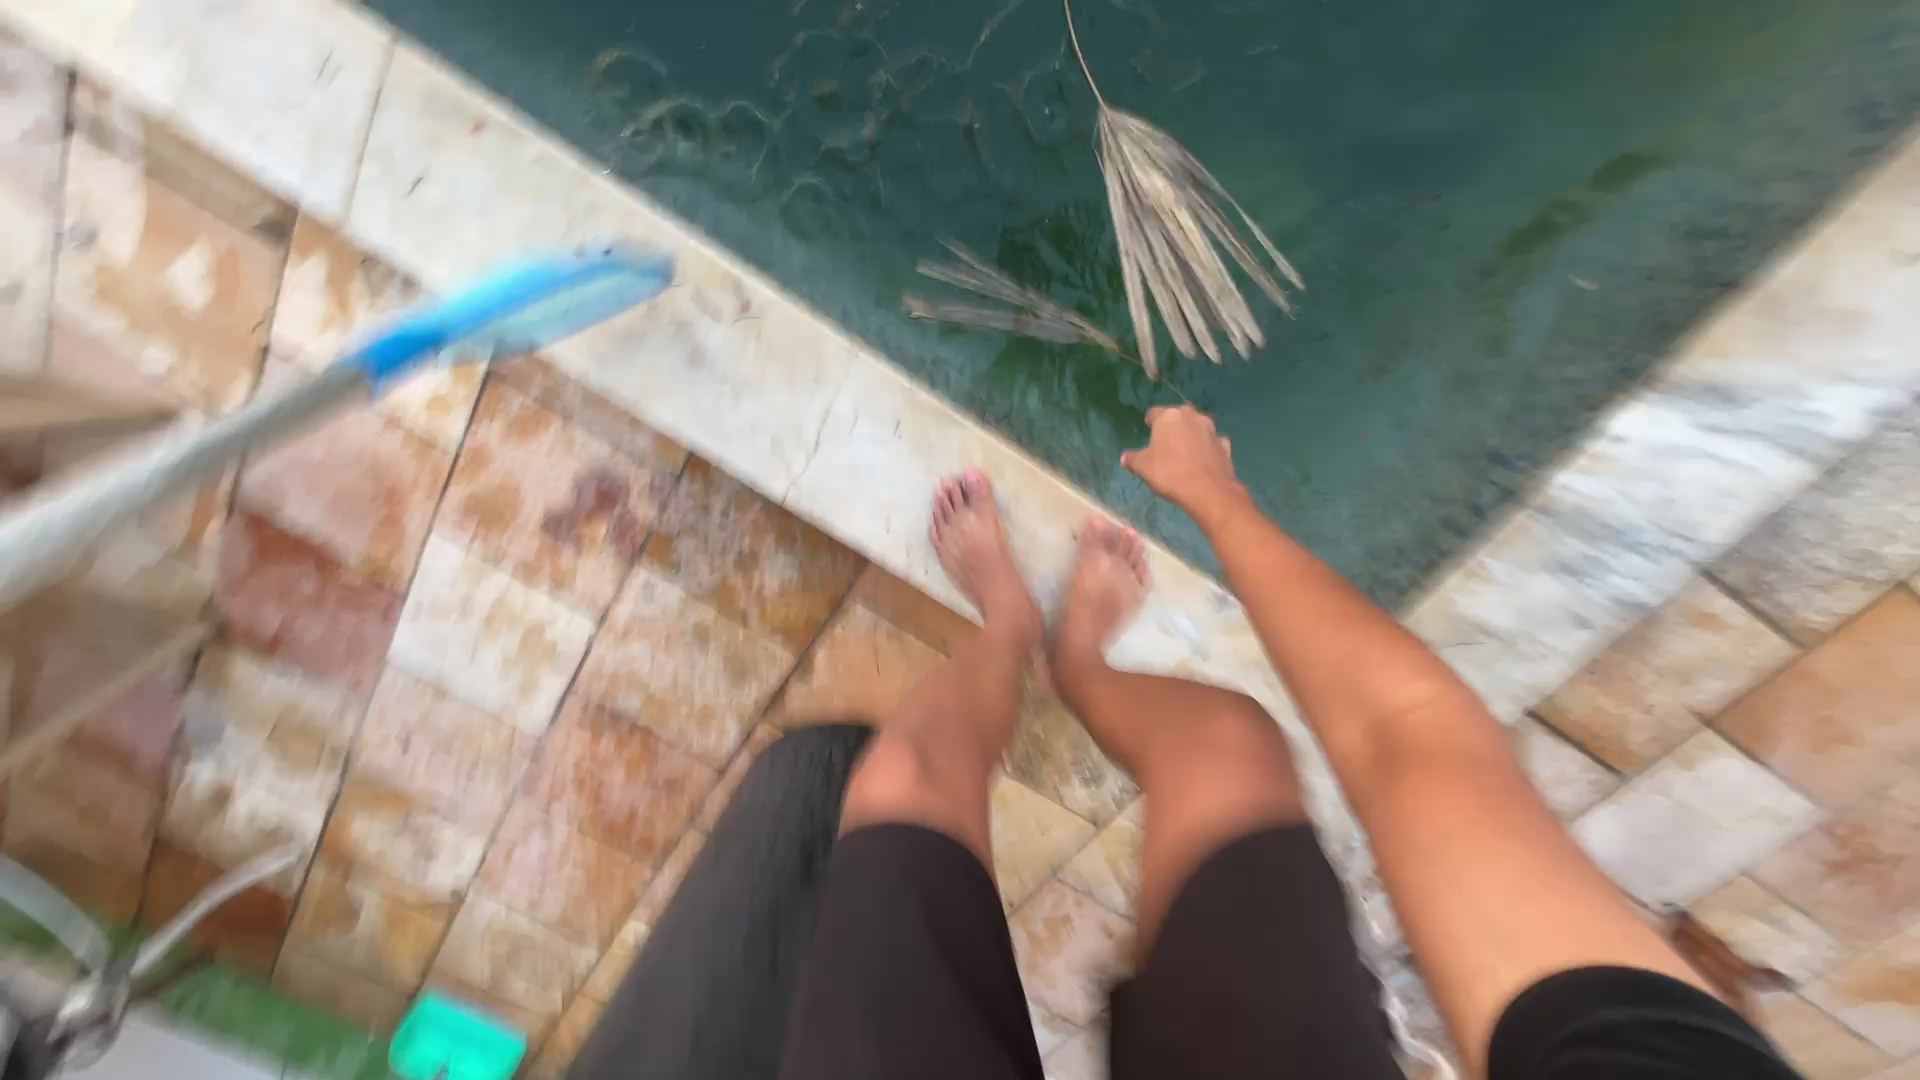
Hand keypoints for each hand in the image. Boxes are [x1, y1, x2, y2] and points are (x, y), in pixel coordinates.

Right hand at [1122, 405, 1245, 515]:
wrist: (1207, 489)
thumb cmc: (1169, 472)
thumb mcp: (1142, 467)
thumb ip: (1132, 459)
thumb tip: (1125, 457)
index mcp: (1168, 416)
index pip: (1154, 413)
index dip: (1150, 423)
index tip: (1148, 432)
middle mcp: (1191, 416)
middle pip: (1178, 416)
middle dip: (1172, 427)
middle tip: (1164, 443)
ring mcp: (1211, 429)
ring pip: (1197, 427)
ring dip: (1190, 435)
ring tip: (1184, 452)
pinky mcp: (1225, 444)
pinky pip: (1212, 442)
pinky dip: (1207, 447)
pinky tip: (1202, 460)